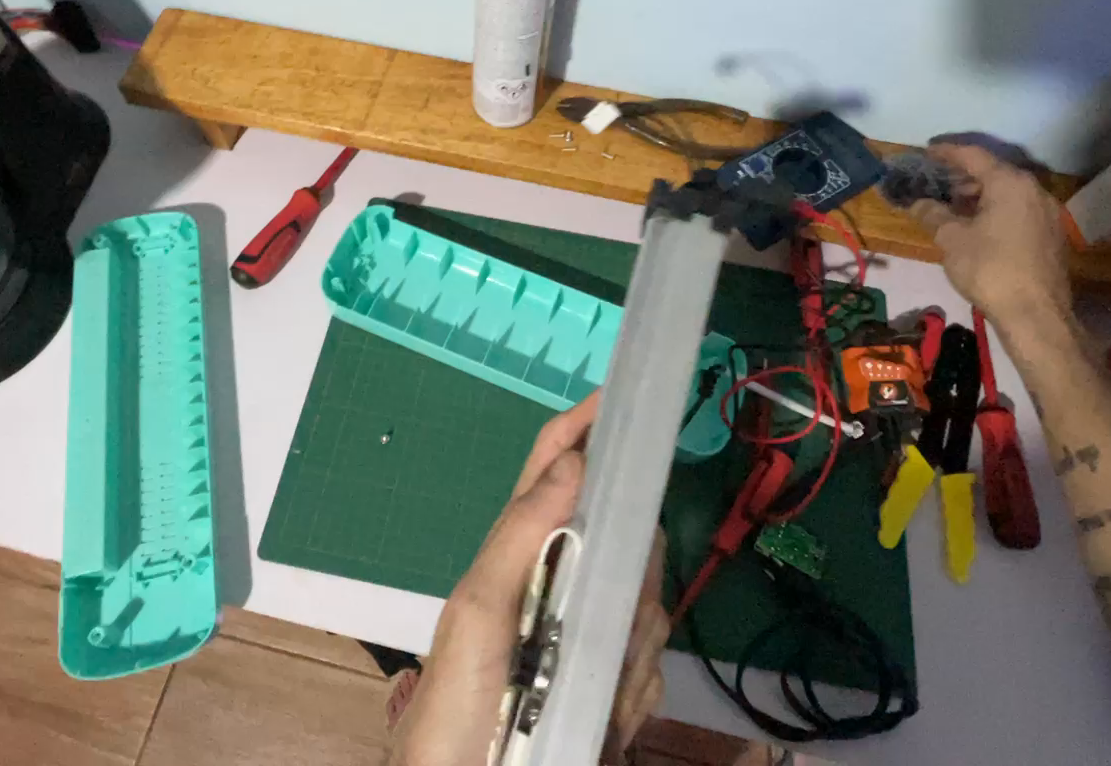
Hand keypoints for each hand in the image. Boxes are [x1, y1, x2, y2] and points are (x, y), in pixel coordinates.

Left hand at [390, 392, 670, 765]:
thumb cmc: (459, 691)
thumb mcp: (480, 605)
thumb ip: (522, 531)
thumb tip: (575, 461)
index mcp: (523, 542)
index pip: (555, 462)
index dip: (586, 422)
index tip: (628, 397)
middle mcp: (561, 572)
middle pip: (627, 533)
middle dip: (633, 570)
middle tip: (608, 613)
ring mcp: (589, 624)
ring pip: (648, 601)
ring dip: (630, 647)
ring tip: (591, 684)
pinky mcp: (609, 675)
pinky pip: (651, 664)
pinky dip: (634, 691)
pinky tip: (602, 714)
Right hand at [910, 142, 1072, 330]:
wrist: (1033, 312)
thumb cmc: (988, 267)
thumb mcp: (950, 238)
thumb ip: (932, 214)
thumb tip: (917, 203)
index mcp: (1009, 184)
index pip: (974, 156)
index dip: (946, 152)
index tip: (926, 151)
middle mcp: (1033, 190)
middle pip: (993, 171)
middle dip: (962, 174)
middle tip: (936, 179)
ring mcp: (1045, 212)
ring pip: (1007, 191)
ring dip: (978, 192)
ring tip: (952, 204)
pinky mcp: (1049, 233)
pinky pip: (1017, 208)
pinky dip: (994, 207)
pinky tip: (976, 223)